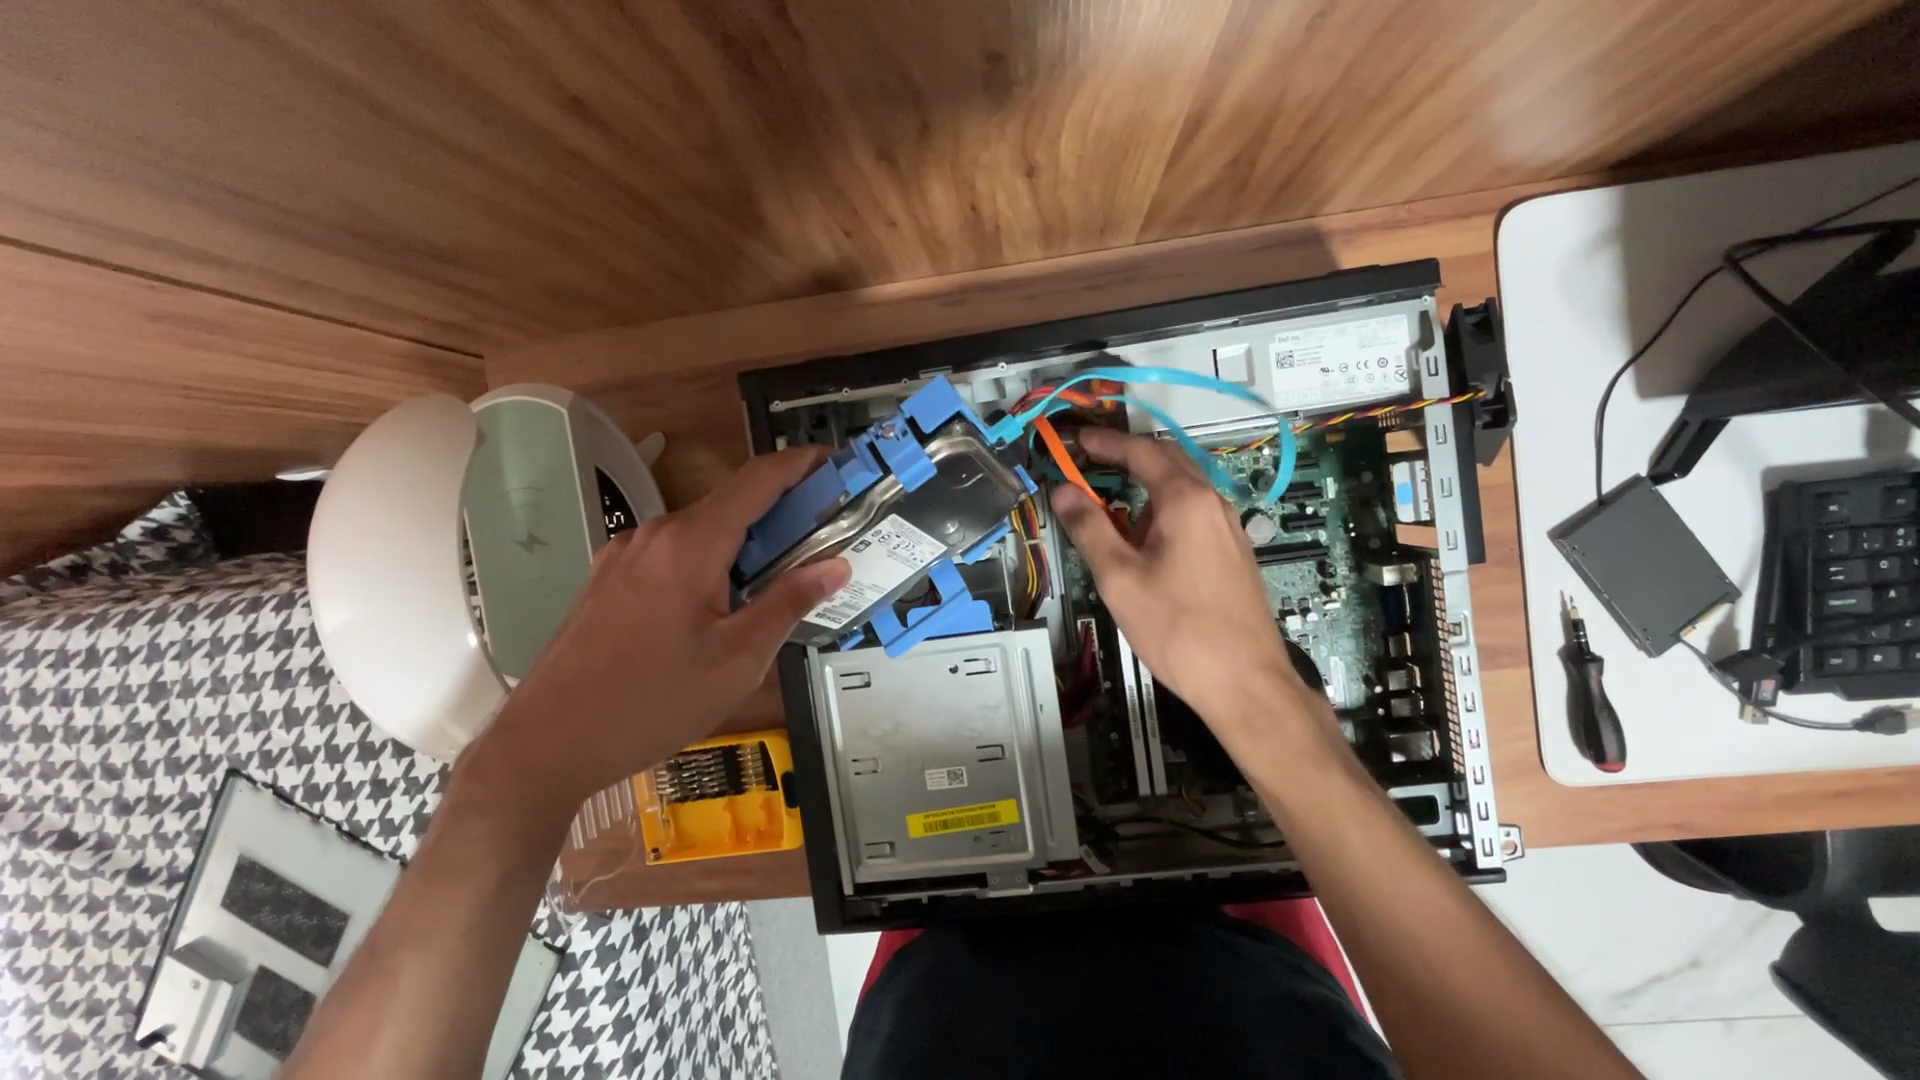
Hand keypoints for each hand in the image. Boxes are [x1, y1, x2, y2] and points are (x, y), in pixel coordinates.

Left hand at [459, 447, 850, 822]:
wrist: (547, 743)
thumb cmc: (652, 702)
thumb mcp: (738, 661)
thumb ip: (788, 603)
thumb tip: (835, 565)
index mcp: (690, 543)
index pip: (758, 479)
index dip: (802, 465)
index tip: (838, 467)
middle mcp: (654, 535)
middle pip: (730, 505)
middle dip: (781, 515)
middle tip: (824, 544)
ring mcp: (624, 556)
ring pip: (700, 533)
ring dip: (745, 544)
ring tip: (779, 582)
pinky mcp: (608, 581)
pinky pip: (673, 556)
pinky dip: (710, 563)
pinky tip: (722, 607)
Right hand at [1048, 428, 1311, 732]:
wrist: (1244, 681)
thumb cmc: (1178, 629)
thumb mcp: (1120, 578)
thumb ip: (1089, 528)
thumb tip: (1064, 491)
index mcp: (1186, 500)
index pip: (1141, 452)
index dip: (1105, 443)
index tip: (1077, 440)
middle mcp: (1214, 504)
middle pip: (1168, 461)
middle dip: (1128, 456)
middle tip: (1091, 462)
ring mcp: (1229, 529)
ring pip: (1183, 490)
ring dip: (1146, 487)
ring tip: (1111, 510)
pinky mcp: (1234, 554)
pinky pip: (1195, 515)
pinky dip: (1164, 512)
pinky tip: (1147, 544)